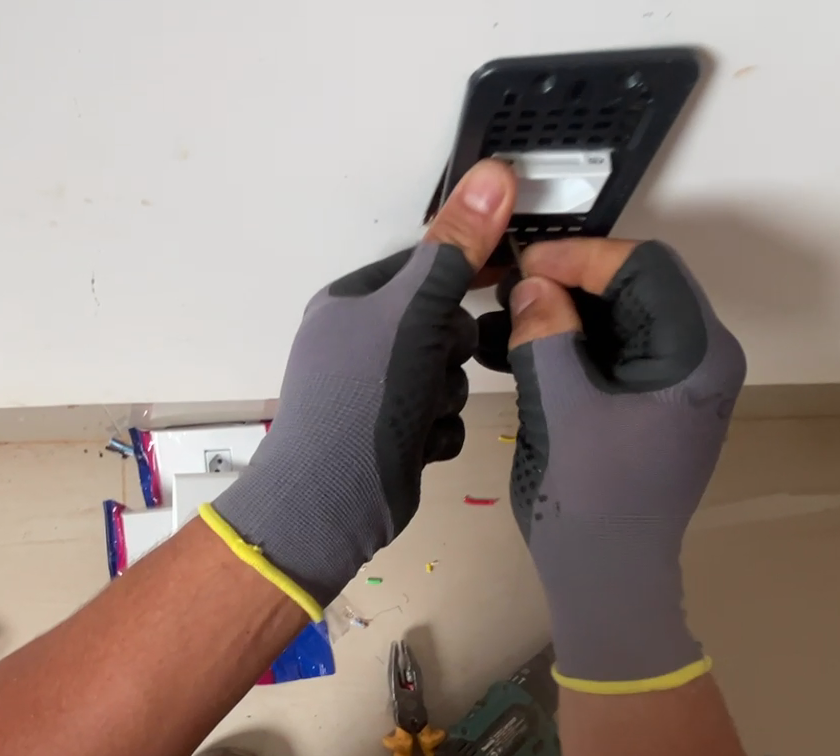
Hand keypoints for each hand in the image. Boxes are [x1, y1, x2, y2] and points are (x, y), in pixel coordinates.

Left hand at [206, 161, 517, 615]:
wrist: (332, 500)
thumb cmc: (362, 397)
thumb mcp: (409, 315)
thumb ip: (453, 251)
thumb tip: (496, 171)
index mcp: (350, 306)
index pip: (423, 268)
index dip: (463, 271)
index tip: (507, 272)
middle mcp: (359, 346)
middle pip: (443, 325)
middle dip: (448, 351)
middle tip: (431, 367)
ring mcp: (375, 394)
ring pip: (447, 376)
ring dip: (444, 396)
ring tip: (417, 416)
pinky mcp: (392, 436)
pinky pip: (441, 418)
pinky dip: (435, 433)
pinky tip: (416, 447)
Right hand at [491, 239, 744, 690]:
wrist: (606, 577)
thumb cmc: (589, 497)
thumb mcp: (560, 408)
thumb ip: (544, 335)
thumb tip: (531, 284)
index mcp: (694, 352)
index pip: (644, 267)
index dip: (580, 256)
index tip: (521, 264)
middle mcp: (694, 360)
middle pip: (632, 291)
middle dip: (566, 286)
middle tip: (505, 291)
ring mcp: (669, 387)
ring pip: (614, 325)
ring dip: (559, 318)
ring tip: (500, 321)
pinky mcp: (643, 410)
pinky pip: (606, 361)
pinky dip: (565, 351)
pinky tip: (516, 351)